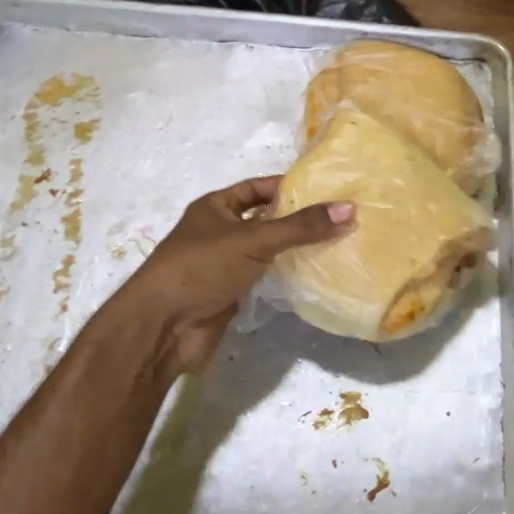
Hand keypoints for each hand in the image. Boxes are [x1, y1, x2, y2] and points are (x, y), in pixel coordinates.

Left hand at [112, 177, 353, 376]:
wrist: (164, 326)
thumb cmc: (201, 269)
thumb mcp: (253, 240)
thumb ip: (301, 227)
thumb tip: (349, 209)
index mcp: (214, 208)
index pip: (257, 187)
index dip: (288, 186)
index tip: (326, 189)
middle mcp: (220, 232)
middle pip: (266, 219)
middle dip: (299, 218)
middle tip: (340, 217)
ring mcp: (226, 265)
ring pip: (269, 250)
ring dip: (296, 248)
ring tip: (339, 242)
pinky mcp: (234, 293)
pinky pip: (267, 277)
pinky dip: (289, 275)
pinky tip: (317, 273)